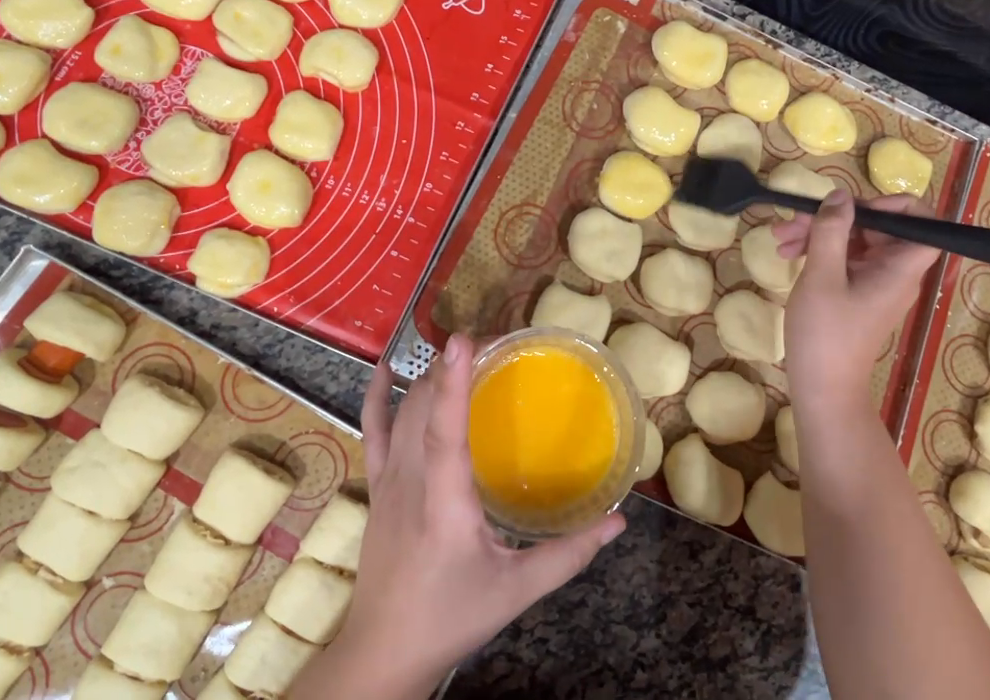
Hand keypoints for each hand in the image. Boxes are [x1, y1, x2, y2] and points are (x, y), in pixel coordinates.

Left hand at [293, 337, 625, 699]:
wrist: (383, 651)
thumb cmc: (451, 617)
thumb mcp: (517, 590)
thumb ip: (568, 554)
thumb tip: (618, 521)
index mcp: (443, 502)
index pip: (444, 430)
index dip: (452, 382)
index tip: (464, 339)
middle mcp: (409, 481)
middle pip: (422, 406)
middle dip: (454, 366)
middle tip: (498, 344)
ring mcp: (386, 481)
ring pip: (401, 411)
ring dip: (429, 376)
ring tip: (463, 352)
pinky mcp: (376, 487)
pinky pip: (370, 430)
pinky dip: (375, 396)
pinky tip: (383, 367)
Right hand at [776, 189, 941, 411]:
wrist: (822, 389)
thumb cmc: (827, 333)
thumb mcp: (822, 275)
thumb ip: (832, 230)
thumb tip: (840, 194)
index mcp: (900, 267)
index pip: (924, 224)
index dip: (896, 205)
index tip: (856, 206)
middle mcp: (894, 272)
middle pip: (876, 227)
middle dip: (835, 217)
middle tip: (795, 221)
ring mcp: (874, 282)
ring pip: (854, 240)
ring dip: (818, 233)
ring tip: (779, 239)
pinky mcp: (856, 292)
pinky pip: (843, 259)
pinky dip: (817, 251)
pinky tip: (786, 254)